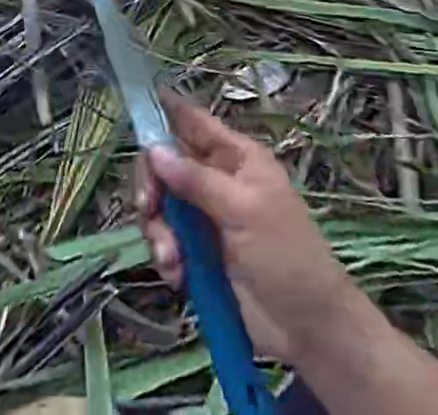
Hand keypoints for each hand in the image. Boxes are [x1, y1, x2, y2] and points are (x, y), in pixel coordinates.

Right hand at [134, 93, 367, 365]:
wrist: (307, 328)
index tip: (131, 109)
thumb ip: (196, 180)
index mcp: (235, 156)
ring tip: (172, 258)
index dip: (162, 111)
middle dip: (152, 186)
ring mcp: (204, 215)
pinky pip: (164, 238)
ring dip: (158, 229)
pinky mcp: (196, 249)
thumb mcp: (244, 211)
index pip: (192, 121)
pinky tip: (178, 275)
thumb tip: (152, 149)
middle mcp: (216, 178)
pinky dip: (165, 255)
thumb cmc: (286, 256)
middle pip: (164, 162)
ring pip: (159, 203)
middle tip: (150, 208)